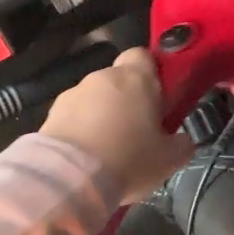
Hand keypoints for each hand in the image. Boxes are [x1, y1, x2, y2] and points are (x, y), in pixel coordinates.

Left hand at [41, 47, 195, 202]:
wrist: (71, 179)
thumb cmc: (129, 161)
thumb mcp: (169, 159)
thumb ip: (181, 143)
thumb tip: (182, 140)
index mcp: (136, 78)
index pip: (144, 55)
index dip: (152, 74)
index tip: (158, 99)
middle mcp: (102, 77)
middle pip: (119, 81)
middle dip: (127, 101)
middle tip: (136, 133)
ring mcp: (73, 94)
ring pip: (95, 100)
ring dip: (101, 117)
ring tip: (107, 151)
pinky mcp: (51, 114)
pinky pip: (73, 117)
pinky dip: (80, 131)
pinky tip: (86, 158)